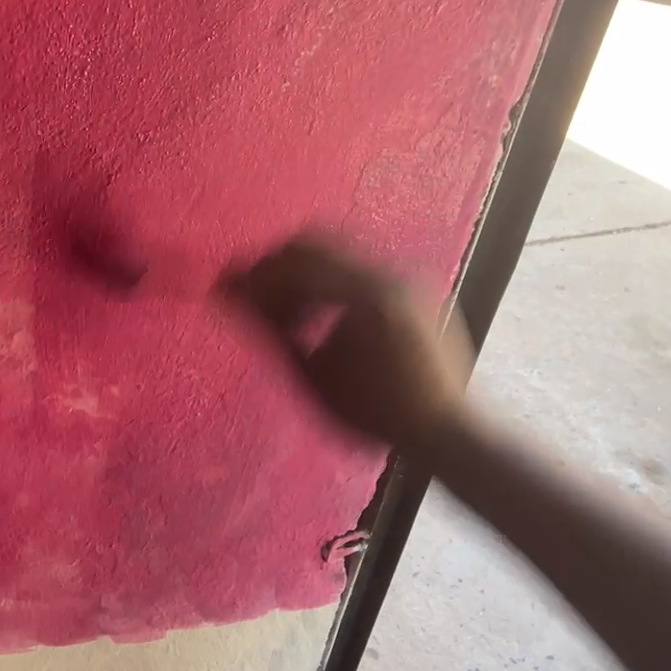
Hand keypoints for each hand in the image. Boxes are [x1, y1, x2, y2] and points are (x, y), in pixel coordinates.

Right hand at [217, 236, 473, 452]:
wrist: (446, 430)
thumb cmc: (375, 413)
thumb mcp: (311, 375)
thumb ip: (267, 326)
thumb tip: (224, 291)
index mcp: (367, 293)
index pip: (293, 260)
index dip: (252, 273)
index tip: (223, 290)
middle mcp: (390, 273)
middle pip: (313, 240)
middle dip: (274, 265)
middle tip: (250, 296)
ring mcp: (405, 275)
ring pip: (333, 247)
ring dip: (299, 271)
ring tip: (285, 312)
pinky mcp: (411, 283)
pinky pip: (355, 263)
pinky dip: (325, 278)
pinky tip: (316, 314)